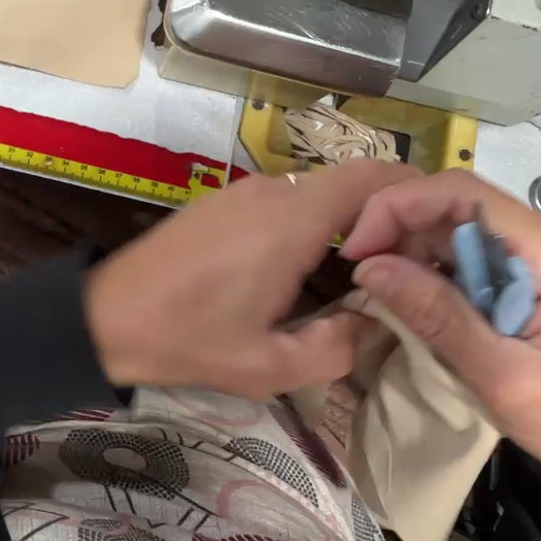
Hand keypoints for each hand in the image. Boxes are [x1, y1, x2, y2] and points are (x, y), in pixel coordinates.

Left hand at [86, 161, 420, 399]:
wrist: (105, 315)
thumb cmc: (188, 339)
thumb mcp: (269, 365)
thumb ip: (338, 346)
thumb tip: (377, 322)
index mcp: (291, 220)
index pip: (371, 176)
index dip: (413, 193)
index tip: (435, 235)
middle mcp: (272, 191)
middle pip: (349, 184)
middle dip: (385, 217)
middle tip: (407, 265)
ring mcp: (243, 191)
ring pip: (316, 193)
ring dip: (346, 223)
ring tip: (361, 275)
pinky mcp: (222, 201)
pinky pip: (284, 202)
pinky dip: (311, 225)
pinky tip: (308, 269)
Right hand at [339, 170, 540, 505]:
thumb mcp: (505, 378)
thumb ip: (437, 316)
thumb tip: (369, 267)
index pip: (460, 193)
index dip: (397, 208)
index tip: (355, 250)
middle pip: (456, 205)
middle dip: (398, 231)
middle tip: (359, 276)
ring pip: (460, 230)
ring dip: (414, 254)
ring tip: (379, 294)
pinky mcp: (537, 278)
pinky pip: (475, 258)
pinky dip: (437, 275)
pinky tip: (416, 304)